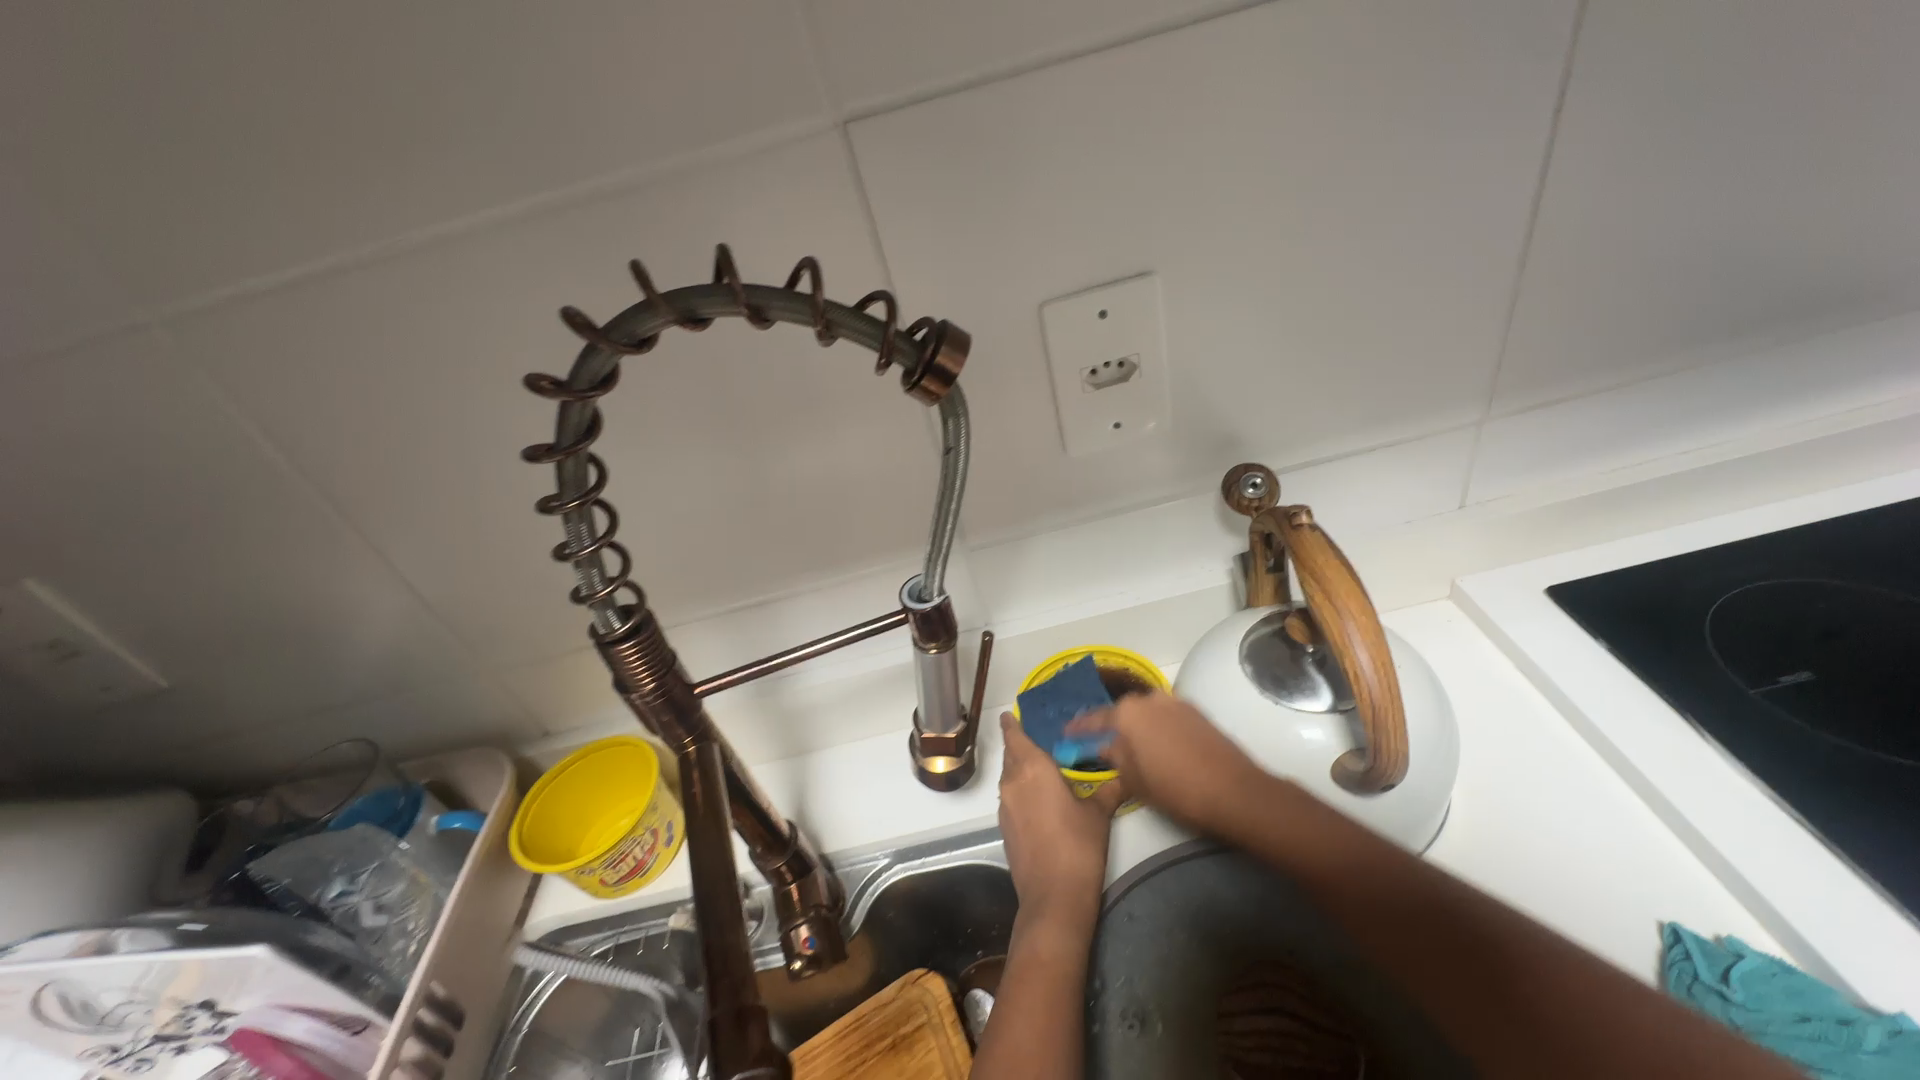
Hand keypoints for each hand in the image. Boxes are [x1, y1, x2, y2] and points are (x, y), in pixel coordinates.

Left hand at [997, 712, 1125, 922]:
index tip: (1012, 714)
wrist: (1054, 896)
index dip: (1012, 724)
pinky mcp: (1004, 827)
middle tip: (1039, 738)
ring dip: (1020, 768)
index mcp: (1032, 769)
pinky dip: (1021, 790)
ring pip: (1009, 777)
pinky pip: (1011, 797)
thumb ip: (1109, 788)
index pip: (1015, 736)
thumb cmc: (1078, 845)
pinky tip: (1040, 797)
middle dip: (1020, 745)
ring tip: (1043, 766)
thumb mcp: (1099, 813)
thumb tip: (1125, 774)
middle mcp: (1012, 783)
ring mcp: (1005, 807)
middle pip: (1011, 755)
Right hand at [1064, 691, 1265, 832]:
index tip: (1067, 733)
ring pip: (1148, 714)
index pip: (1095, 719)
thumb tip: (1106, 746)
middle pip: (1124, 713)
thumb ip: (1114, 757)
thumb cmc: (1174, 788)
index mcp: (1129, 713)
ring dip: (1139, 728)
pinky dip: (1159, 730)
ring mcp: (1178, 704)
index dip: (1079, 728)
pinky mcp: (1199, 715)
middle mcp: (1151, 700)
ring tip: (1132, 747)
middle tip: (1102, 742)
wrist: (1233, 792)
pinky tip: (1159, 748)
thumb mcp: (1133, 779)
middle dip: (1113, 726)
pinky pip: (1168, 719)